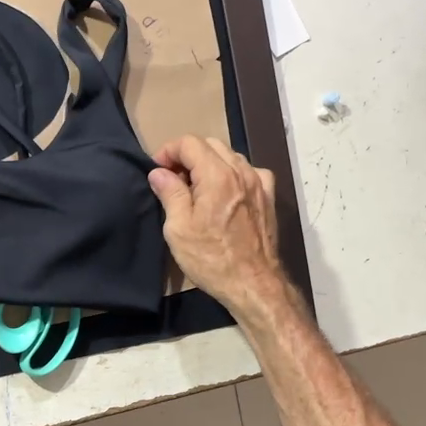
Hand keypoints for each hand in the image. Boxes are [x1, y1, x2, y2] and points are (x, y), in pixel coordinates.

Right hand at [148, 136, 291, 320]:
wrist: (252, 283)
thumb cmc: (211, 259)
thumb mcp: (178, 228)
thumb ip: (170, 193)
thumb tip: (159, 173)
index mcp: (217, 175)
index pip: (189, 143)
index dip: (168, 151)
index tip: (157, 170)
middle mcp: (242, 171)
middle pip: (210, 144)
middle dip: (187, 156)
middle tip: (172, 179)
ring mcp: (259, 182)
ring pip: (230, 156)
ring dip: (208, 164)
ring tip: (195, 189)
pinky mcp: (268, 197)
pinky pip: (247, 172)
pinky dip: (230, 175)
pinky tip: (223, 194)